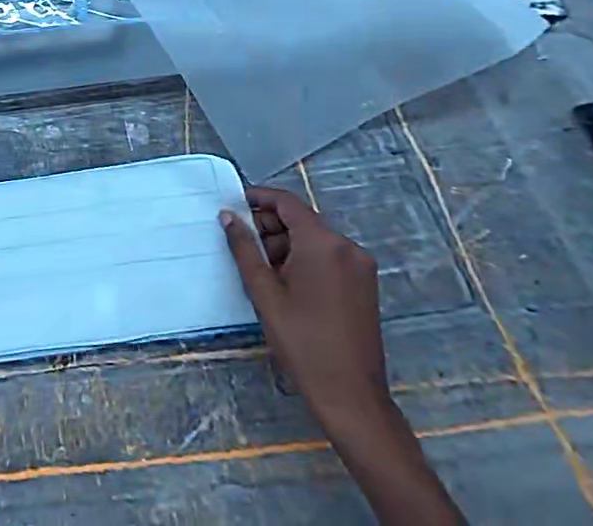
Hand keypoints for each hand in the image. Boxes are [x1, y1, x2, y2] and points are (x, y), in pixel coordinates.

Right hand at [220, 187, 388, 426]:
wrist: (350, 393)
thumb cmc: (301, 339)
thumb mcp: (263, 290)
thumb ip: (244, 247)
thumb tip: (229, 216)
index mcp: (324, 244)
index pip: (288, 203)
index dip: (259, 198)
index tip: (233, 205)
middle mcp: (348, 248)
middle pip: (301, 220)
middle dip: (268, 225)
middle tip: (239, 241)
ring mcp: (360, 267)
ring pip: (314, 239)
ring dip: (284, 244)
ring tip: (258, 267)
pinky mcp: (363, 285)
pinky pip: (328, 257)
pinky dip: (303, 258)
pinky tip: (283, 281)